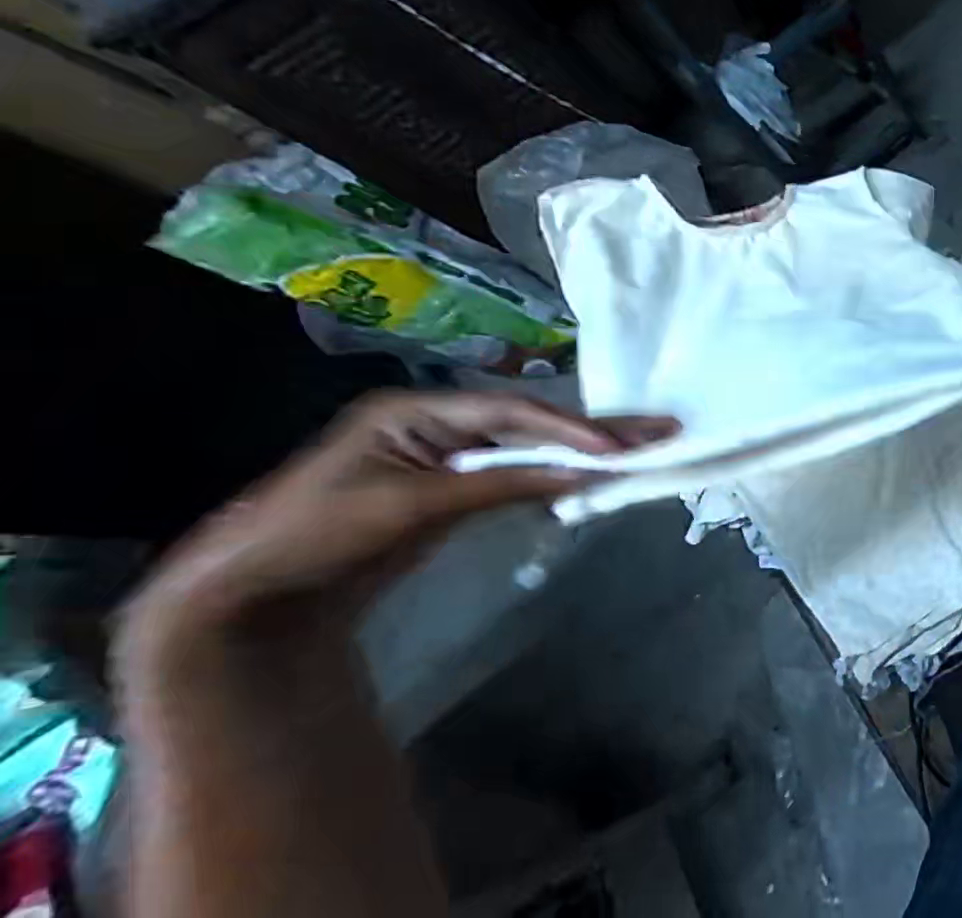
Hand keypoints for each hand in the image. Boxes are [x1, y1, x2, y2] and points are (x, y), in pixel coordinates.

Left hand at [120, 391, 676, 651]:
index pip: (511, 412)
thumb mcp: (411, 505)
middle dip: (594, 428)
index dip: (568, 427)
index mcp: (418, 409)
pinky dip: (560, 477)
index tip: (616, 446)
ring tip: (643, 447)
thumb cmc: (320, 535)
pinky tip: (597, 475)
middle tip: (660, 426)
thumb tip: (579, 475)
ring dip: (585, 452)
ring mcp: (451, 456)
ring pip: (534, 448)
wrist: (257, 596)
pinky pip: (521, 475)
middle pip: (532, 422)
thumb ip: (499, 483)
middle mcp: (441, 422)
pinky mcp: (459, 488)